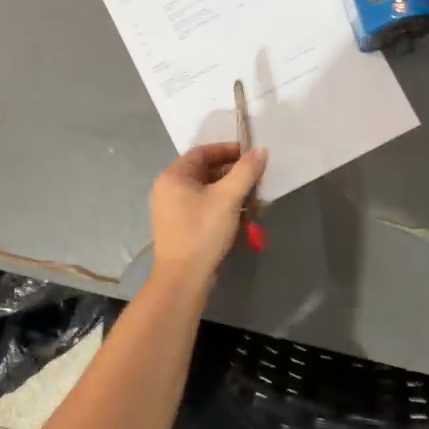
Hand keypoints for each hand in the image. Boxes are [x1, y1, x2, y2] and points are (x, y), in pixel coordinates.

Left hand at [148, 143, 266, 287]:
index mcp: (173, 176)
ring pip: (206, 191)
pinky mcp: (179, 226)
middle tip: (256, 180)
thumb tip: (260, 150)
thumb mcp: (228, 198)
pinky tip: (241, 217)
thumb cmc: (203, 232)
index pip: (203, 152)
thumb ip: (245, 171)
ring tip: (253, 200)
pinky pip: (203, 207)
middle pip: (205, 171)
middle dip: (233, 174)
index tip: (252, 156)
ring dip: (230, 192)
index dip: (228, 150)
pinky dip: (221, 207)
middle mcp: (168, 188)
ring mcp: (172, 209)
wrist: (183, 278)